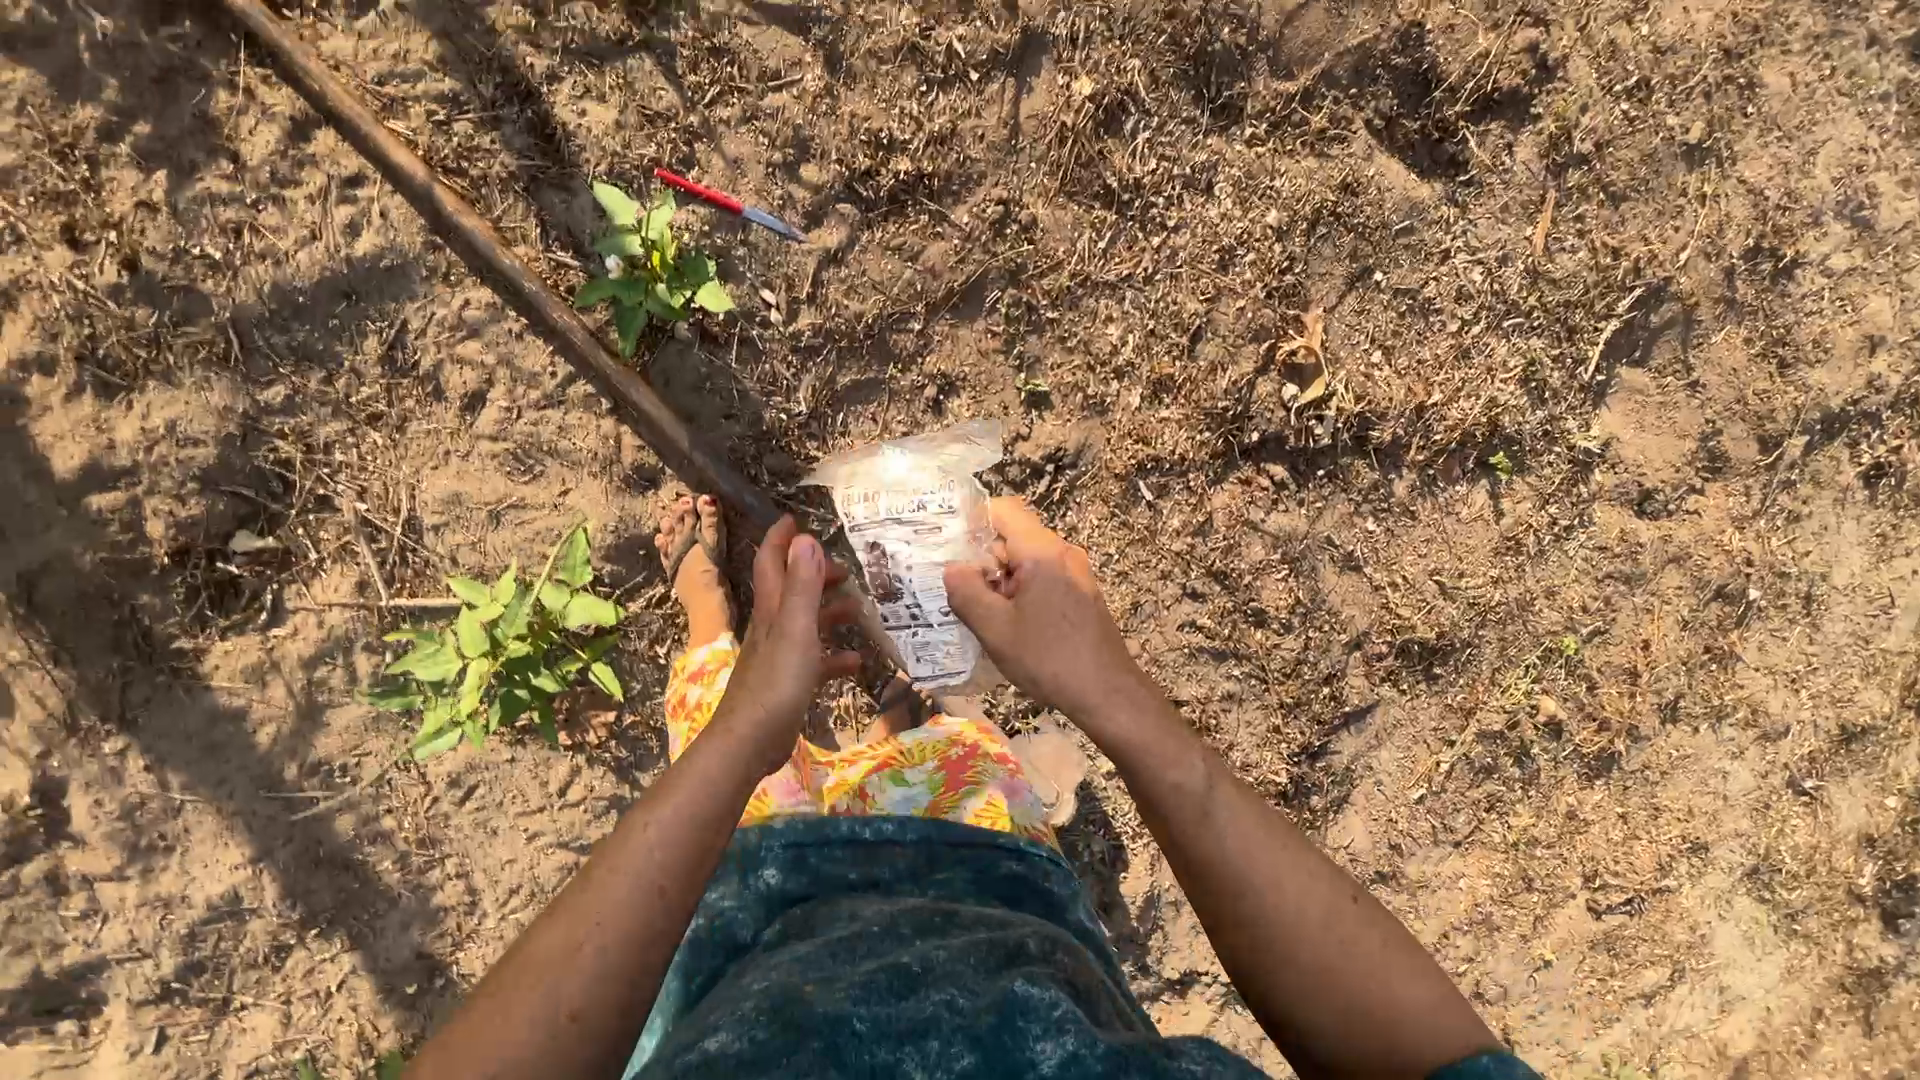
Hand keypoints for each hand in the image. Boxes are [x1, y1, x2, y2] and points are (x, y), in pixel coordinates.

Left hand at [713, 515, 862, 771]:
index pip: (771, 561)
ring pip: (806, 623)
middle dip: (815, 574)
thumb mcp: (796, 629)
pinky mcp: (787, 683)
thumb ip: (803, 585)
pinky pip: (814, 660)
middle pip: (792, 589)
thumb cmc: (775, 682)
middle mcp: (773, 626)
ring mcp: (779, 656)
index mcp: (772, 609)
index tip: (797, 518)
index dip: (781, 538)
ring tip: (858, 610)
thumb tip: (805, 539)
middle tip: (845, 570)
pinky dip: (834, 656)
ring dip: (829, 612)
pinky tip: (856, 662)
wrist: (751, 741)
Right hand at [943, 497, 1147, 720]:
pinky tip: (1008, 624)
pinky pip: (1042, 578)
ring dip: (1000, 580)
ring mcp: (1075, 573)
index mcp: (1042, 551)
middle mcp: (1063, 553)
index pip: (1003, 509)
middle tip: (959, 590)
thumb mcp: (995, 629)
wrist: (1107, 693)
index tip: (949, 548)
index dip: (972, 521)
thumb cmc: (1049, 658)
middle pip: (1013, 536)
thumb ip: (967, 592)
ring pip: (1026, 560)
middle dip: (983, 559)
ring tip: (980, 612)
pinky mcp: (1080, 593)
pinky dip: (1020, 592)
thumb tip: (952, 568)